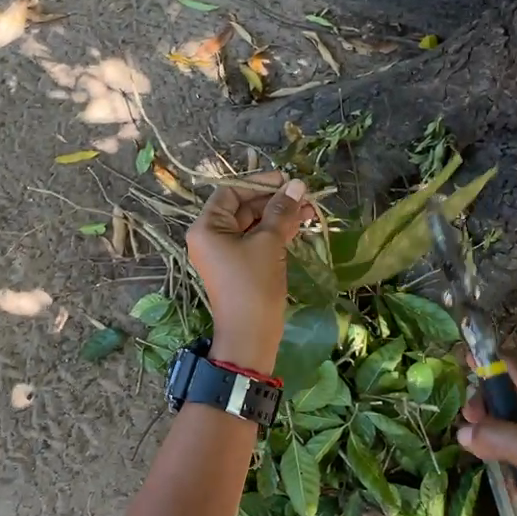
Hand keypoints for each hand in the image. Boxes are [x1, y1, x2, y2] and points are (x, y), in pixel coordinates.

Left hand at [185, 173, 311, 372]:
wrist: (251, 335)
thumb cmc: (253, 285)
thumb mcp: (268, 243)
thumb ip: (281, 211)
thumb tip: (296, 183)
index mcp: (206, 227)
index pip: (230, 192)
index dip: (259, 183)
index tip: (287, 180)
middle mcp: (211, 236)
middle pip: (243, 206)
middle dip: (274, 200)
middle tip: (304, 194)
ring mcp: (225, 252)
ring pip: (253, 223)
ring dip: (280, 215)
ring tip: (310, 208)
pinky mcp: (240, 265)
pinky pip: (257, 239)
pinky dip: (276, 231)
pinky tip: (300, 223)